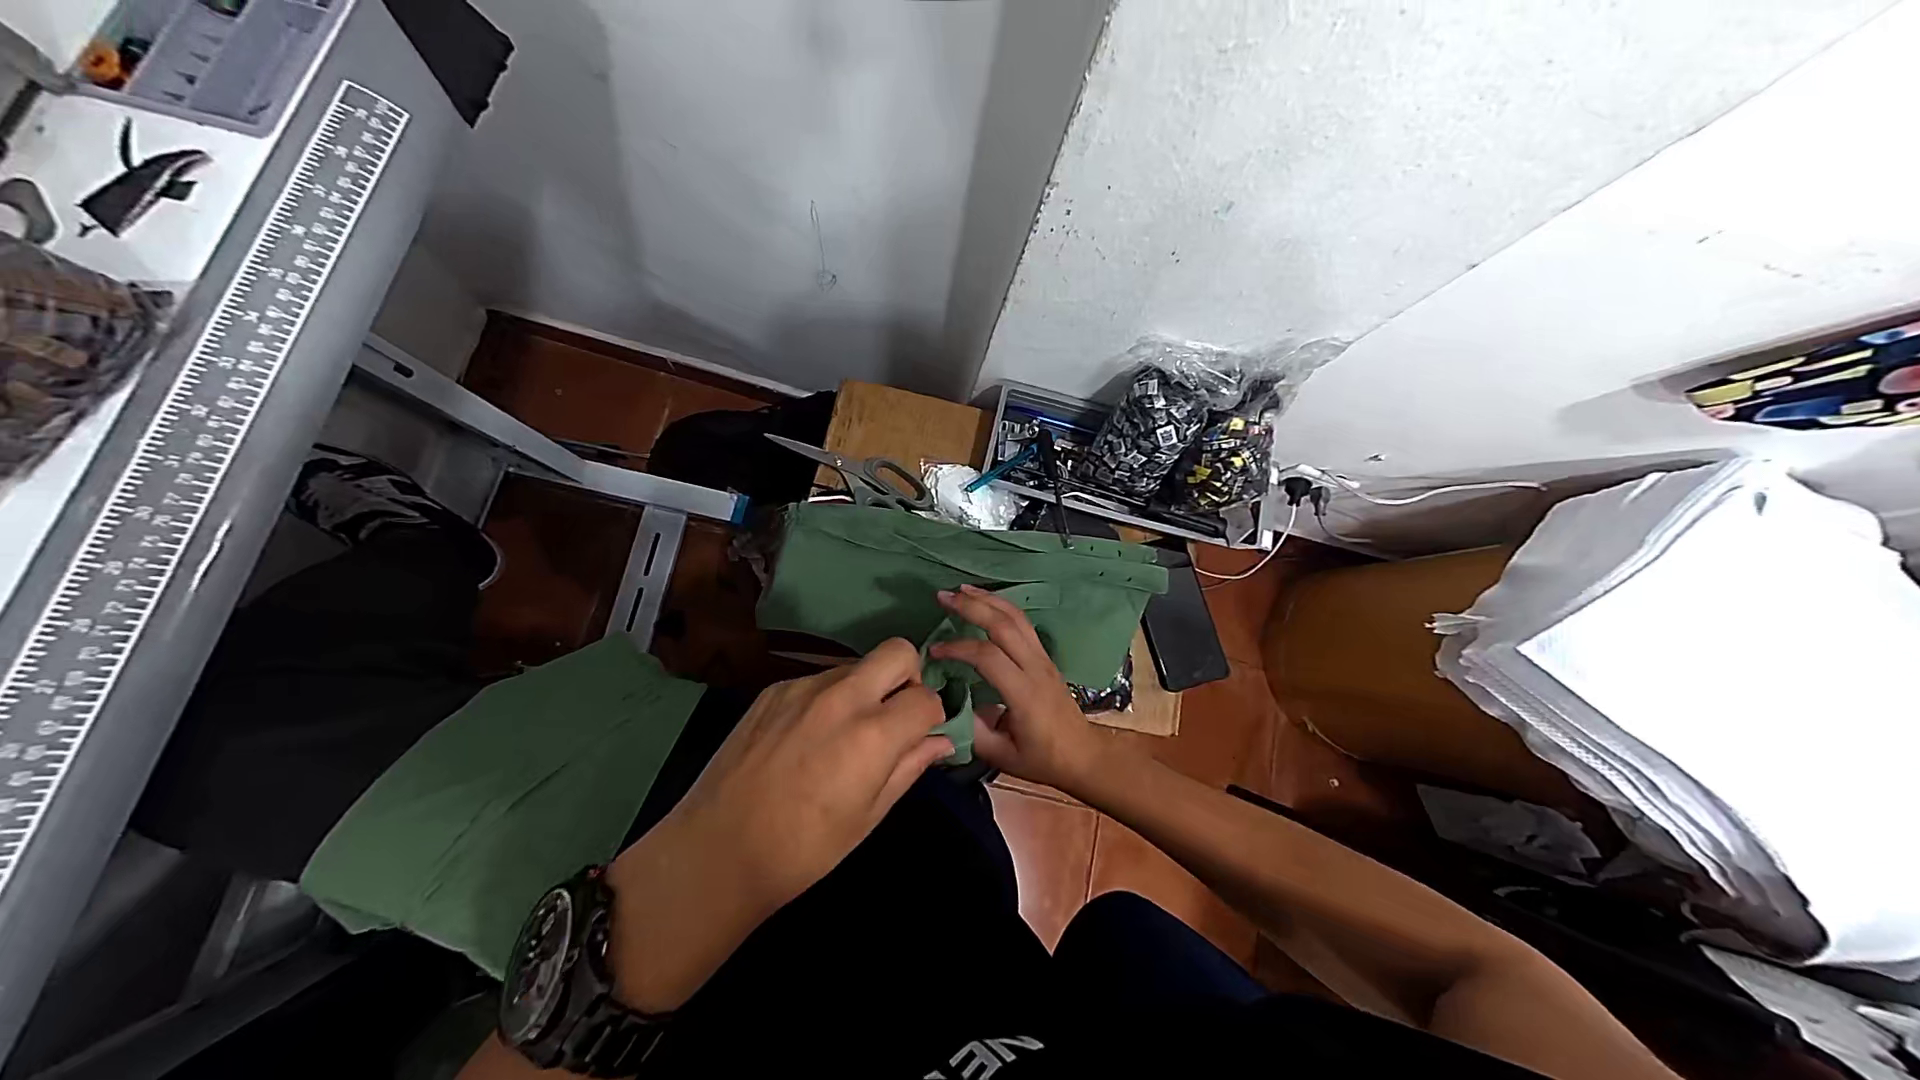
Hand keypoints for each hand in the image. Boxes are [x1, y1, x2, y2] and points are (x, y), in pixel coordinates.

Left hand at [606, 640, 949, 1011]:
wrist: (717, 849)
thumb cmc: (803, 848)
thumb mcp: (868, 816)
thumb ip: (909, 767)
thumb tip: (941, 740)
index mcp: (872, 733)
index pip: (927, 698)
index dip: (933, 716)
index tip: (922, 735)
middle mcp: (842, 696)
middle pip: (898, 651)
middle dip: (909, 677)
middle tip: (895, 715)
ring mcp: (803, 687)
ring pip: (856, 664)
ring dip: (867, 688)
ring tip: (845, 734)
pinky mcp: (773, 689)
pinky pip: (819, 679)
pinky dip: (829, 698)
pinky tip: (808, 737)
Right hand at [929, 585, 1110, 794]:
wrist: (1082, 755)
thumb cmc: (1041, 758)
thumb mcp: (1001, 756)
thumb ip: (971, 732)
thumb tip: (942, 708)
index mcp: (1024, 693)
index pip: (988, 657)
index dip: (958, 649)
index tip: (934, 651)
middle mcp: (1036, 668)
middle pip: (1004, 625)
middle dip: (972, 607)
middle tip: (942, 597)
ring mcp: (1043, 658)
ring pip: (1017, 617)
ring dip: (988, 600)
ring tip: (961, 590)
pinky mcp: (1045, 655)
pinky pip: (1023, 623)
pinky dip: (1001, 606)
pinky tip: (985, 601)